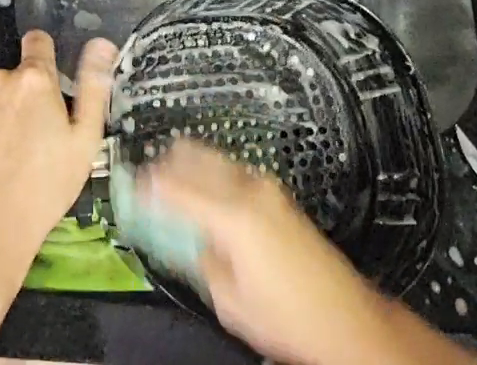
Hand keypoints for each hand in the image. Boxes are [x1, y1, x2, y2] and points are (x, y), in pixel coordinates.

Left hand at [0, 31, 117, 272]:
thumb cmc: (46, 186)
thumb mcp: (85, 140)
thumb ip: (94, 86)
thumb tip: (102, 43)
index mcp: (35, 78)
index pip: (39, 41)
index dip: (48, 57)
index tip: (54, 85)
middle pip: (18, 76)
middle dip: (29, 96)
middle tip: (39, 138)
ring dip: (4, 112)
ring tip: (11, 155)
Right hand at [141, 143, 400, 364]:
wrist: (346, 318)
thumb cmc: (289, 318)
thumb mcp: (228, 300)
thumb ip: (199, 260)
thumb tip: (183, 241)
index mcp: (233, 217)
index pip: (176, 187)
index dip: (148, 185)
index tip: (130, 187)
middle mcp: (250, 192)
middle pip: (196, 158)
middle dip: (166, 163)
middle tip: (146, 176)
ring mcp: (267, 189)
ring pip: (216, 158)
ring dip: (189, 163)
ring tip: (169, 176)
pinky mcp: (278, 195)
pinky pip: (233, 170)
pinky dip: (211, 171)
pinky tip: (203, 186)